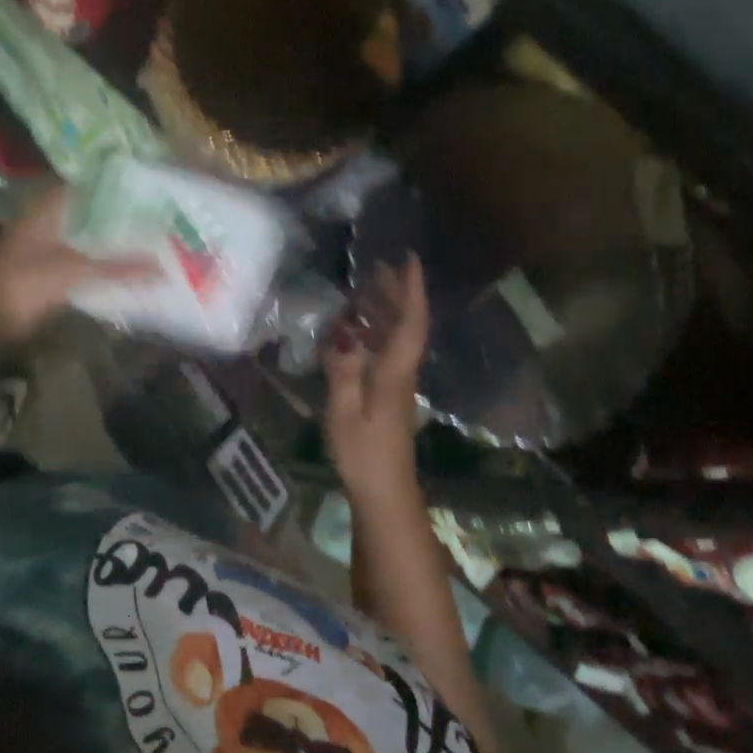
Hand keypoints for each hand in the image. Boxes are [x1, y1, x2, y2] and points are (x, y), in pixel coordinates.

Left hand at [0, 188, 150, 343]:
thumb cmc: (22, 286)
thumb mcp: (71, 272)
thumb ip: (115, 268)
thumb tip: (161, 267)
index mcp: (43, 213)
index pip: (78, 187)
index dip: (107, 184)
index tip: (142, 185)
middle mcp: (41, 229)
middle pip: (82, 218)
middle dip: (114, 219)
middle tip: (154, 218)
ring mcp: (40, 256)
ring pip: (80, 245)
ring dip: (106, 248)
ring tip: (147, 245)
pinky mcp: (41, 283)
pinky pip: (76, 271)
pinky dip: (97, 273)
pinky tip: (122, 277)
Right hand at [324, 260, 431, 499]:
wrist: (384, 494)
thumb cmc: (364, 455)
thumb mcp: (344, 414)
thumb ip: (343, 371)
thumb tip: (342, 332)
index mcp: (394, 373)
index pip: (410, 322)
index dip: (411, 289)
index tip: (407, 259)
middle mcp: (401, 373)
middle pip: (405, 325)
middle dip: (394, 293)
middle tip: (374, 267)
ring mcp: (395, 386)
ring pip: (394, 339)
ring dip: (381, 312)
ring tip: (358, 292)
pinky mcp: (387, 397)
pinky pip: (382, 353)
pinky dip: (369, 335)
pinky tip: (350, 335)